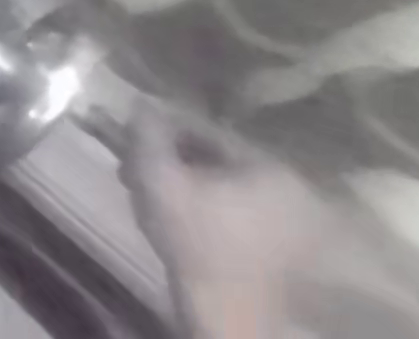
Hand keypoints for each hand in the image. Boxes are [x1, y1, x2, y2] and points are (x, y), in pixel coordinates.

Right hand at [124, 104, 326, 338]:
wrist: (225, 313)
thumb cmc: (191, 236)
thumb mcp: (156, 174)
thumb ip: (147, 132)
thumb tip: (141, 104)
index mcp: (265, 166)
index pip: (200, 127)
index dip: (158, 127)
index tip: (126, 134)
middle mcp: (289, 187)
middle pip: (210, 155)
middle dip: (166, 156)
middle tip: (130, 165)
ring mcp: (292, 221)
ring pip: (218, 181)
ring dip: (178, 179)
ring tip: (143, 189)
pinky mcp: (282, 246)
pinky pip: (231, 206)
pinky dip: (199, 201)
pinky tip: (172, 211)